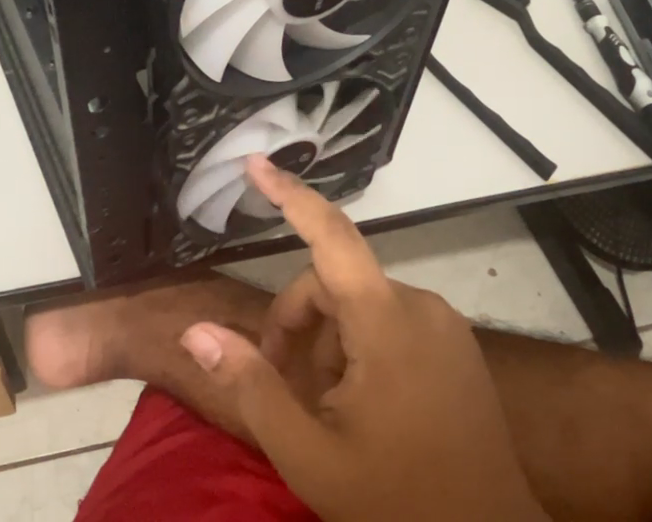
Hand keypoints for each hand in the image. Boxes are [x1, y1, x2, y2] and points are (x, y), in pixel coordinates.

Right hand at [180, 155, 548, 521]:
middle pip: (334, 287)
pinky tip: (357, 407)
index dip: (290, 195)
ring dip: (326, 345)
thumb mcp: (307, 452)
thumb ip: (250, 385)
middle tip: (279, 385)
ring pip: (360, 309)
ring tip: (322, 410)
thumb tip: (195, 331)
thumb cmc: (396, 500)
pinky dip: (359, 351)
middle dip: (296, 326)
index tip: (256, 163)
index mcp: (387, 322)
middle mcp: (421, 308)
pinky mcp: (456, 349)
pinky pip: (391, 325)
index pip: (330, 237)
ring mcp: (445, 328)